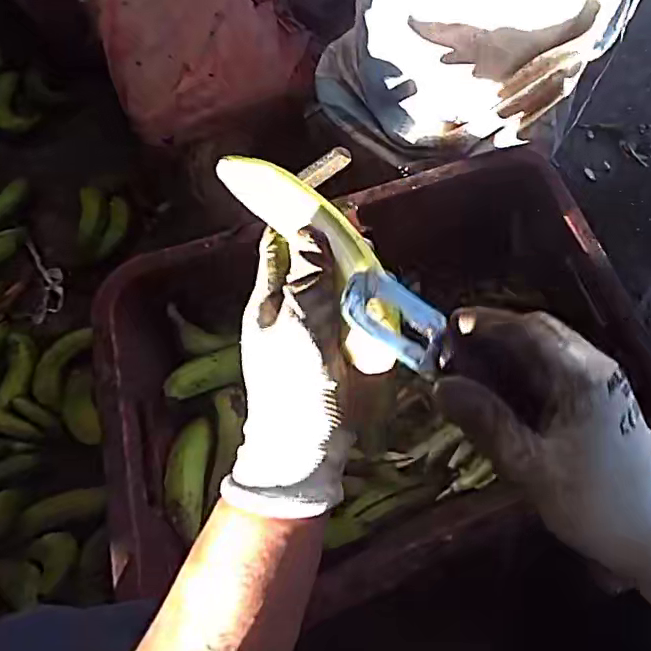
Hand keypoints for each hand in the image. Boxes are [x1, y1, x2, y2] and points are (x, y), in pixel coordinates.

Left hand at [220, 228, 351, 519]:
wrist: (310, 447)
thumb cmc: (292, 387)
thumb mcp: (297, 329)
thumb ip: (306, 281)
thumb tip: (309, 231)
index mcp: (270, 299)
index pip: (278, 246)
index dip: (294, 221)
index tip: (318, 203)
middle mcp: (294, 305)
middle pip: (314, 260)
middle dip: (335, 244)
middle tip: (358, 230)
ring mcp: (320, 322)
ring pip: (338, 281)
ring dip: (355, 267)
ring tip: (372, 254)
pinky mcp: (343, 340)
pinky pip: (356, 305)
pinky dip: (368, 293)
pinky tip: (380, 286)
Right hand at [435, 308, 650, 610]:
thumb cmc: (596, 503)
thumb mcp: (533, 468)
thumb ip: (488, 423)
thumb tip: (442, 387)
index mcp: (581, 375)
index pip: (528, 329)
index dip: (487, 322)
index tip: (450, 324)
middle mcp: (594, 365)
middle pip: (538, 331)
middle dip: (494, 332)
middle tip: (454, 344)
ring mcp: (600, 379)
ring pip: (546, 347)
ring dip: (508, 347)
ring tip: (469, 360)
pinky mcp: (599, 396)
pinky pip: (555, 366)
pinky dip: (524, 366)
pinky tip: (501, 383)